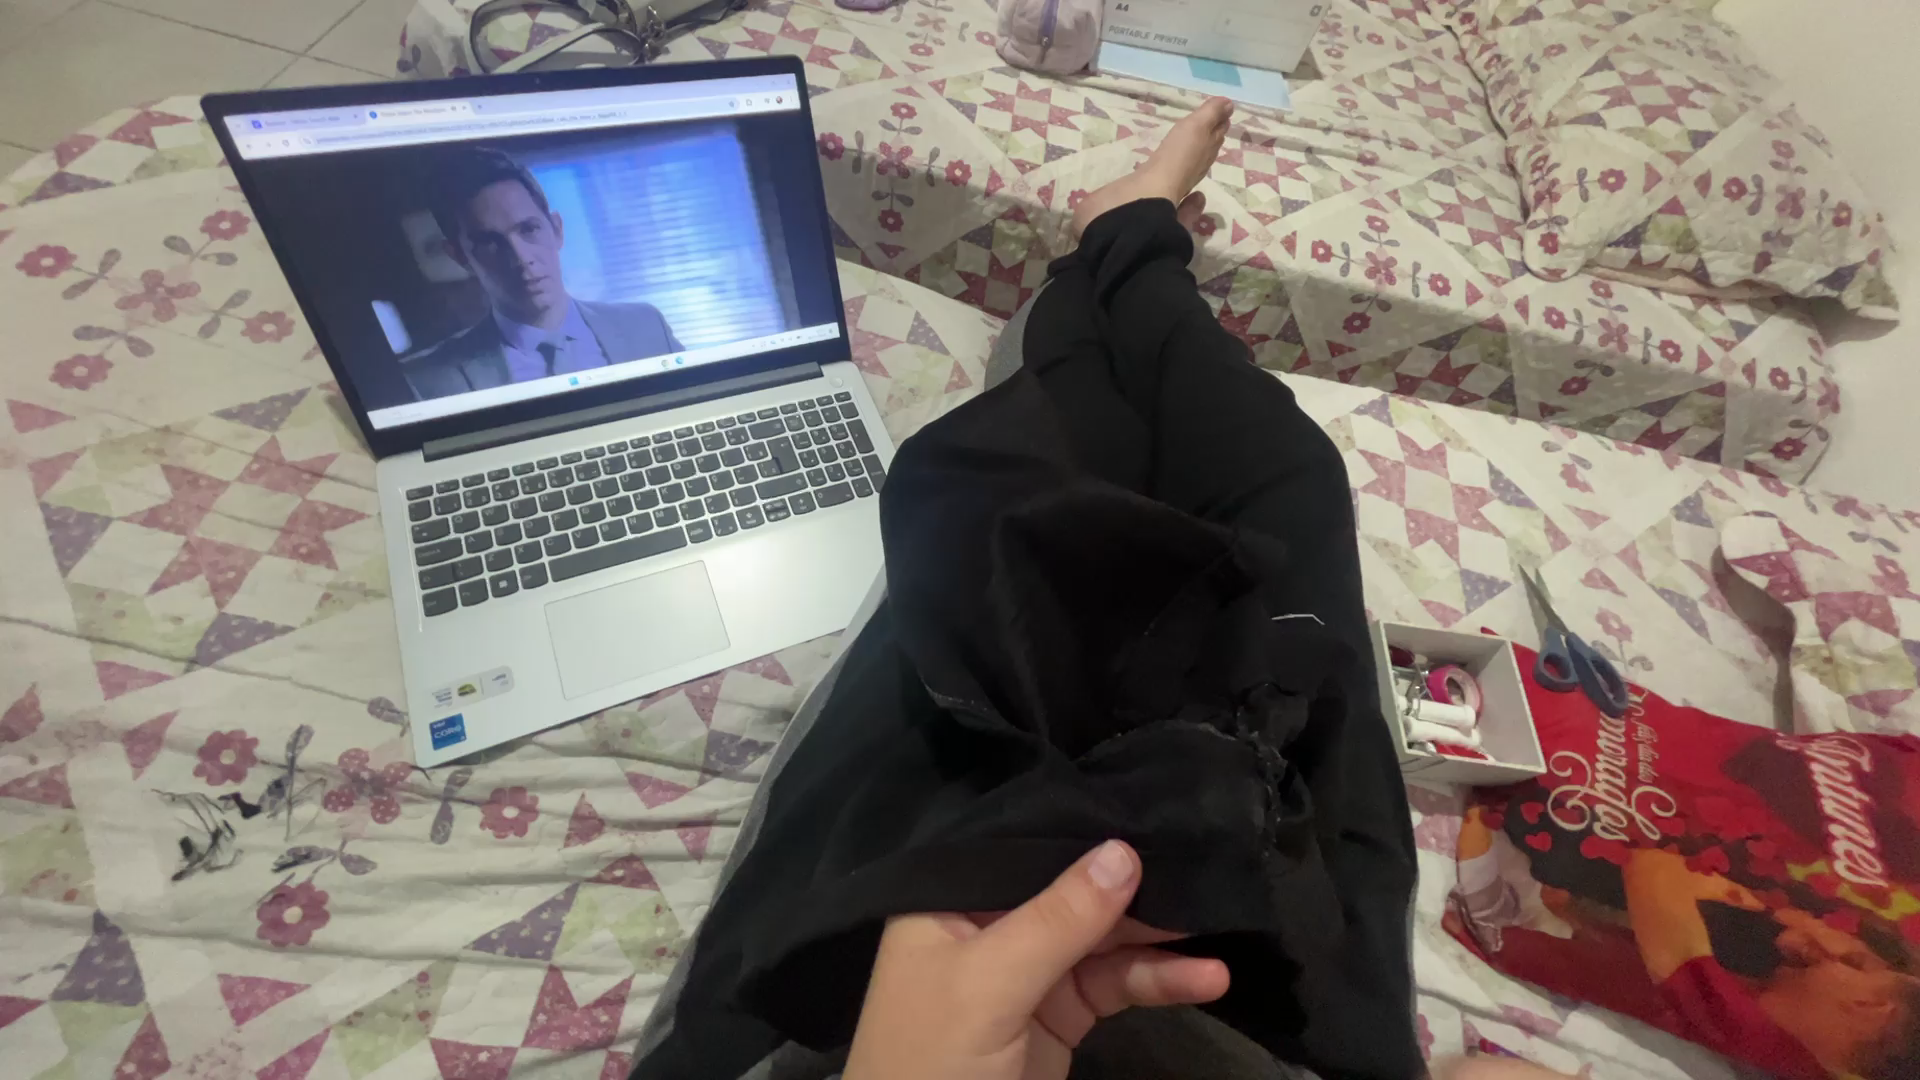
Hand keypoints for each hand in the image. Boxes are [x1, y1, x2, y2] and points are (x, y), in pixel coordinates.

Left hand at [843, 840, 1229, 1079]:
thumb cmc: (936, 1057)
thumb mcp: (990, 983)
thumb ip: (1058, 919)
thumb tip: (1124, 850)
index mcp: (955, 895)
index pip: (1024, 846)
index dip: (1082, 827)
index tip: (1145, 807)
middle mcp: (991, 921)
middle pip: (1070, 890)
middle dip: (1131, 885)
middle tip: (1197, 865)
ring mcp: (1027, 970)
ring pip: (1100, 937)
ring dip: (1157, 937)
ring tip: (1217, 921)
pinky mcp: (1058, 1016)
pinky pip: (1113, 984)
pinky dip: (1157, 981)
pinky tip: (1206, 977)